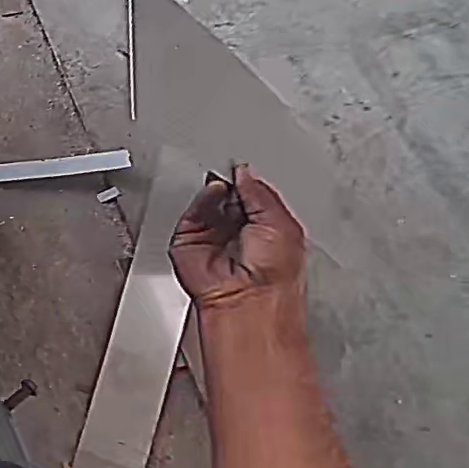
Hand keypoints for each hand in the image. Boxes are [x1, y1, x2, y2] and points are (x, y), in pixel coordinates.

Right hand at [167, 165, 305, 311]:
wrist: (246, 299)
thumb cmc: (273, 276)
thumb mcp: (281, 222)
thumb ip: (260, 193)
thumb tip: (245, 174)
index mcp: (266, 229)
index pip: (252, 196)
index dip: (248, 181)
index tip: (243, 168)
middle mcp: (237, 233)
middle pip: (227, 196)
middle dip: (230, 184)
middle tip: (231, 174)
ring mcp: (211, 238)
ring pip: (207, 203)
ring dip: (214, 191)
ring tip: (222, 186)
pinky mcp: (188, 242)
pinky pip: (189, 214)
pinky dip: (198, 201)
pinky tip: (210, 195)